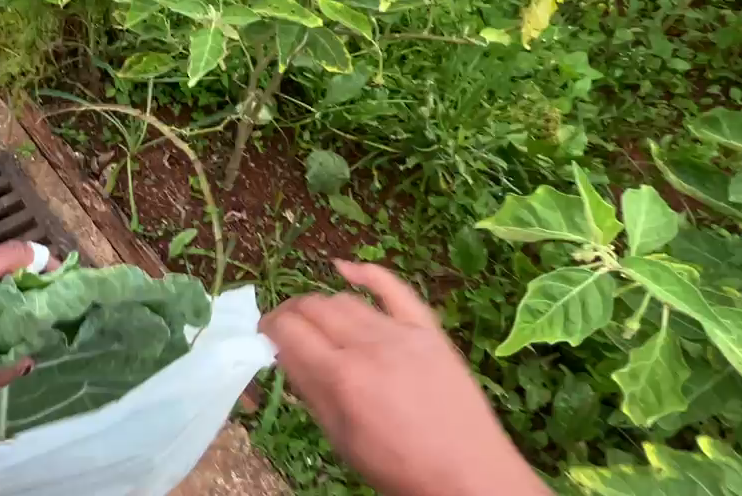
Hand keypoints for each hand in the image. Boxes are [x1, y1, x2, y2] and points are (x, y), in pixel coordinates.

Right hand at [261, 261, 548, 495]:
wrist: (476, 482)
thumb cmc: (401, 469)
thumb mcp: (342, 439)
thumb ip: (308, 388)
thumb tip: (281, 352)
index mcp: (343, 378)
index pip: (288, 330)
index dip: (269, 329)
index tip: (265, 337)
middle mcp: (369, 347)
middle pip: (312, 307)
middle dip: (290, 314)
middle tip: (285, 330)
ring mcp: (401, 334)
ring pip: (344, 299)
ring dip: (320, 306)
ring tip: (316, 323)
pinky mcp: (429, 331)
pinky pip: (393, 288)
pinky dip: (366, 272)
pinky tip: (342, 267)